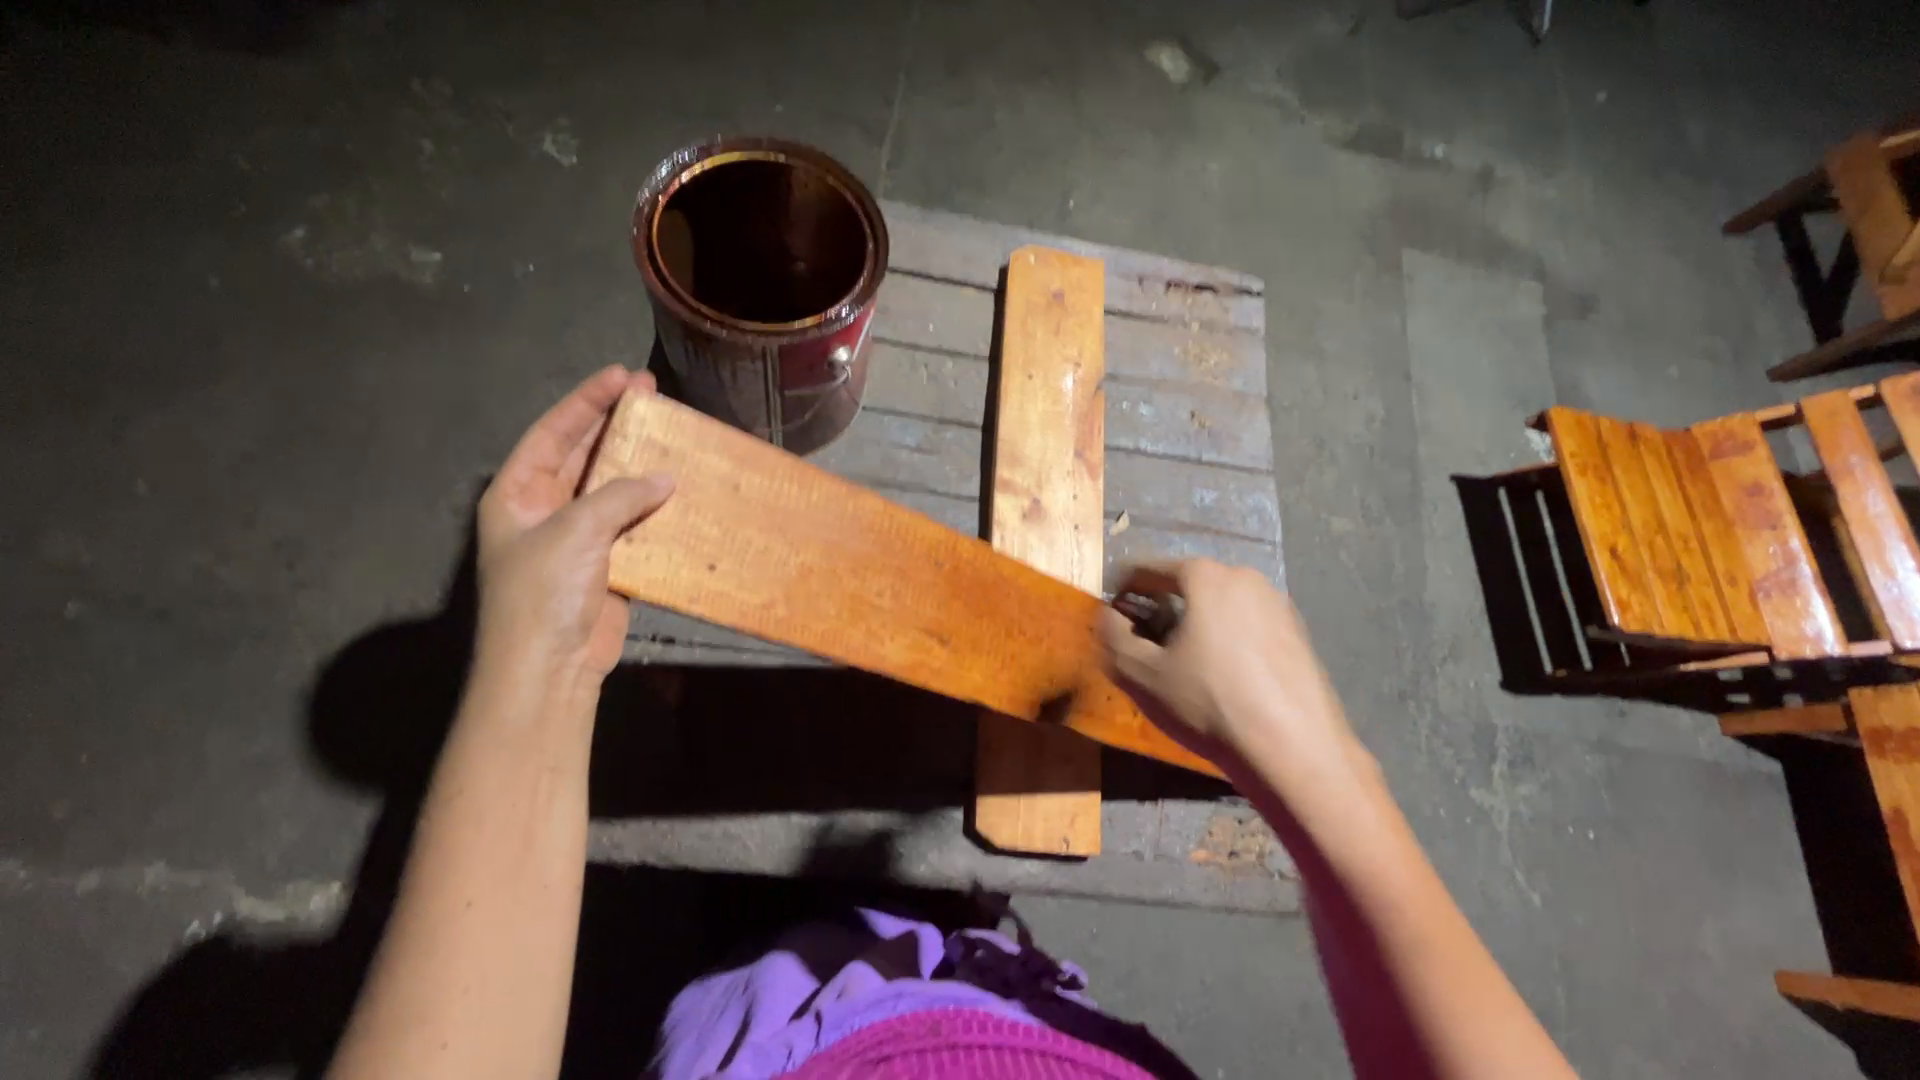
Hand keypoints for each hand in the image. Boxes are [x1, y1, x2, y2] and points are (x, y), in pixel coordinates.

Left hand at [475, 365, 673, 694]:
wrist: (550, 667)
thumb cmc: (544, 593)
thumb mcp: (574, 532)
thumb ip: (619, 496)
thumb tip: (666, 478)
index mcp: (517, 493)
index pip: (553, 433)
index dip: (586, 401)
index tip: (623, 376)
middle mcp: (544, 509)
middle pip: (582, 454)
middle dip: (615, 425)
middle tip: (653, 395)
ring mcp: (577, 538)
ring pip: (612, 489)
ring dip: (640, 466)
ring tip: (674, 437)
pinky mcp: (607, 564)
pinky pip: (634, 524)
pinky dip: (655, 508)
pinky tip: (681, 491)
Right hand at [1099, 560, 1356, 776]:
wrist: (1295, 750)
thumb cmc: (1209, 704)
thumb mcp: (1140, 674)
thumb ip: (1112, 634)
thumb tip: (1110, 615)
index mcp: (1205, 576)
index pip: (1146, 569)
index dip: (1120, 592)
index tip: (1110, 620)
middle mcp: (1245, 577)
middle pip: (1186, 585)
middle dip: (1160, 610)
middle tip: (1145, 648)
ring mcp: (1279, 604)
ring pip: (1219, 607)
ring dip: (1194, 627)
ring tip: (1184, 669)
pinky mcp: (1299, 635)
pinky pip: (1247, 627)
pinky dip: (1227, 643)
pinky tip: (1223, 681)